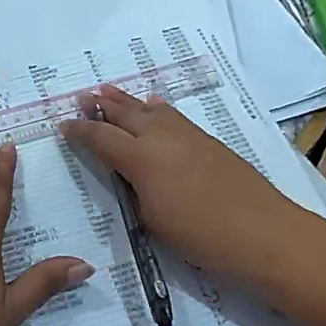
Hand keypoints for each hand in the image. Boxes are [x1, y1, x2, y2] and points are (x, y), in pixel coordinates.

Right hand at [59, 84, 313, 279]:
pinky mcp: (208, 141)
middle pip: (124, 114)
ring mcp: (187, 135)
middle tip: (82, 97)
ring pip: (150, 109)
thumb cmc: (198, 235)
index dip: (80, 130)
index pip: (101, 137)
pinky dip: (158, 108)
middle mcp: (160, 137)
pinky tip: (155, 104)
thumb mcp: (151, 219)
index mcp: (140, 158)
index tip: (63, 125)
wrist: (262, 233)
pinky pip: (174, 116)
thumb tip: (130, 173)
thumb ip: (134, 190)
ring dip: (127, 100)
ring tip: (109, 90)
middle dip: (101, 105)